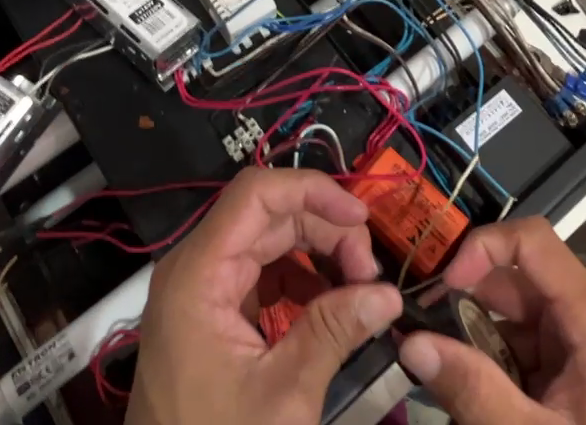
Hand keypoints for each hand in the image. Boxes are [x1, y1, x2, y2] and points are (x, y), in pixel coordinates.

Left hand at [126, 168, 403, 424]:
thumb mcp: (282, 396)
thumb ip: (333, 333)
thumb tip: (389, 294)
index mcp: (199, 273)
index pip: (256, 194)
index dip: (312, 191)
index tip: (362, 219)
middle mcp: (196, 266)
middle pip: (268, 215)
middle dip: (325, 230)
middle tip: (370, 273)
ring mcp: (203, 287)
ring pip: (269, 240)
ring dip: (319, 253)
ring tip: (359, 289)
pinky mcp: (213, 310)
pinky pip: (263, 272)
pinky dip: (302, 279)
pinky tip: (333, 304)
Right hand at [398, 217, 585, 424]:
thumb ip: (474, 390)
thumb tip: (410, 343)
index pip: (529, 240)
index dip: (479, 249)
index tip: (440, 290)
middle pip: (516, 283)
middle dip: (466, 310)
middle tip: (423, 346)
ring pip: (520, 319)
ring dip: (481, 346)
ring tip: (452, 387)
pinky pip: (536, 347)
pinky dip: (504, 367)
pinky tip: (487, 403)